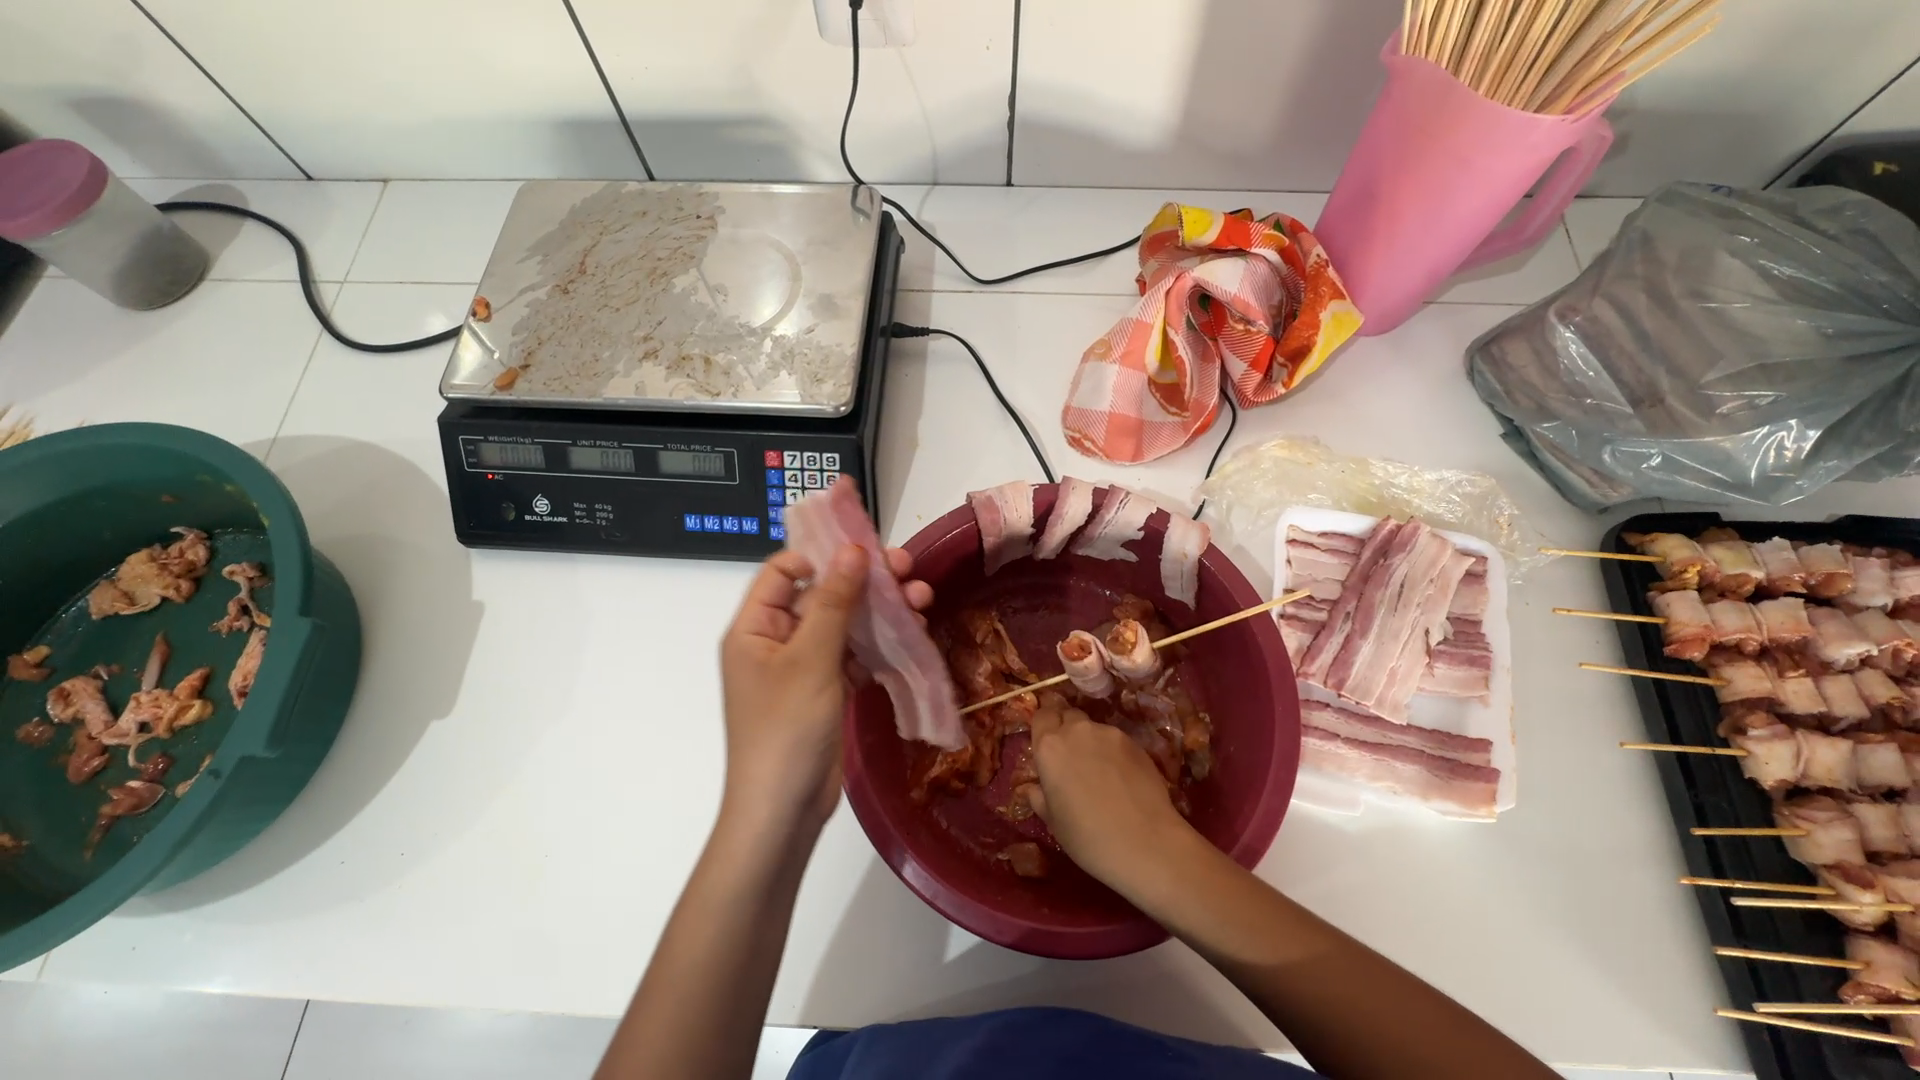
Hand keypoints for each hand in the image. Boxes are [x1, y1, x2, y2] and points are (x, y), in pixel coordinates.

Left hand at [720, 545, 932, 826]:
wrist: (783, 810)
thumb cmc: (787, 729)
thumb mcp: (810, 660)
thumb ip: (833, 601)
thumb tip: (853, 549)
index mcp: (754, 627)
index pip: (782, 571)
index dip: (820, 555)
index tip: (863, 550)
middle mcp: (775, 641)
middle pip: (820, 595)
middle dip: (864, 581)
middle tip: (907, 568)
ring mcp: (802, 668)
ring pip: (843, 625)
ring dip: (880, 611)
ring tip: (922, 598)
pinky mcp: (825, 691)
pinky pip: (853, 655)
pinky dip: (880, 644)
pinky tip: (913, 633)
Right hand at [1027, 706, 1196, 888]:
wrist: (1144, 841)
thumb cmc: (1086, 836)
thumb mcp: (1052, 821)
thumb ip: (1039, 796)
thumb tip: (1034, 788)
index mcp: (1049, 747)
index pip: (1041, 716)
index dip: (1044, 728)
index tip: (1047, 747)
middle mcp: (1077, 731)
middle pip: (1068, 716)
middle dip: (1067, 731)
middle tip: (1072, 760)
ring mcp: (1109, 734)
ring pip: (1094, 729)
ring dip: (1092, 743)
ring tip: (1101, 773)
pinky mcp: (1135, 742)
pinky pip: (1116, 741)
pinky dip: (1114, 753)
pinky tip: (1123, 779)